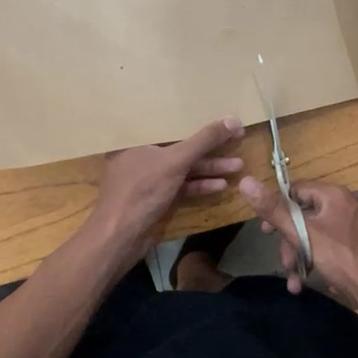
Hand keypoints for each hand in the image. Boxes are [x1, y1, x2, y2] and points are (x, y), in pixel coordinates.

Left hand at [88, 117, 244, 259]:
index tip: (225, 122)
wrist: (119, 238)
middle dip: (210, 148)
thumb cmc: (142, 191)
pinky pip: (180, 186)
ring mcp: (147, 179)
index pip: (172, 124)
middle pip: (181, 146)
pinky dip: (199, 185)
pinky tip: (221, 185)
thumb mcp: (176, 161)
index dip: (200, 121)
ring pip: (183, 168)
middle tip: (238, 142)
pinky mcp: (154, 198)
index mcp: (137, 140)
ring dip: (209, 168)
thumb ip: (204, 140)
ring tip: (238, 166)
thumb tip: (234, 119)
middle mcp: (140, 155)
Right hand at [237, 178, 357, 314]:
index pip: (296, 189)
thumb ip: (274, 210)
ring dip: (302, 259)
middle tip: (285, 265)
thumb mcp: (303, 234)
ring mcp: (355, 227)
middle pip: (305, 216)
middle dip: (290, 243)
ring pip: (317, 237)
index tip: (265, 231)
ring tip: (296, 284)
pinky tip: (316, 282)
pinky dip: (320, 263)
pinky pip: (332, 249)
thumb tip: (245, 181)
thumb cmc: (342, 257)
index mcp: (334, 195)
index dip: (277, 207)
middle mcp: (346, 206)